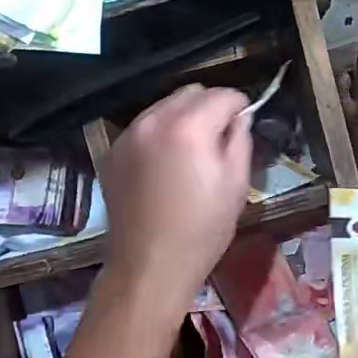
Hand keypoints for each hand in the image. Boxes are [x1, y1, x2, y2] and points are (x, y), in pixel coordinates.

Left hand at [101, 85, 252, 308]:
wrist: (150, 263)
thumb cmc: (202, 229)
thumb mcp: (236, 184)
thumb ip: (241, 140)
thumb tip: (240, 118)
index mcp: (190, 126)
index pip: (224, 95)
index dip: (240, 108)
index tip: (243, 128)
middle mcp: (154, 120)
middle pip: (192, 93)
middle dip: (210, 108)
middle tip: (219, 142)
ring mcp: (129, 135)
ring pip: (164, 107)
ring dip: (183, 119)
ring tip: (190, 154)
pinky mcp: (113, 152)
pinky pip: (144, 127)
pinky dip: (159, 134)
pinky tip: (165, 165)